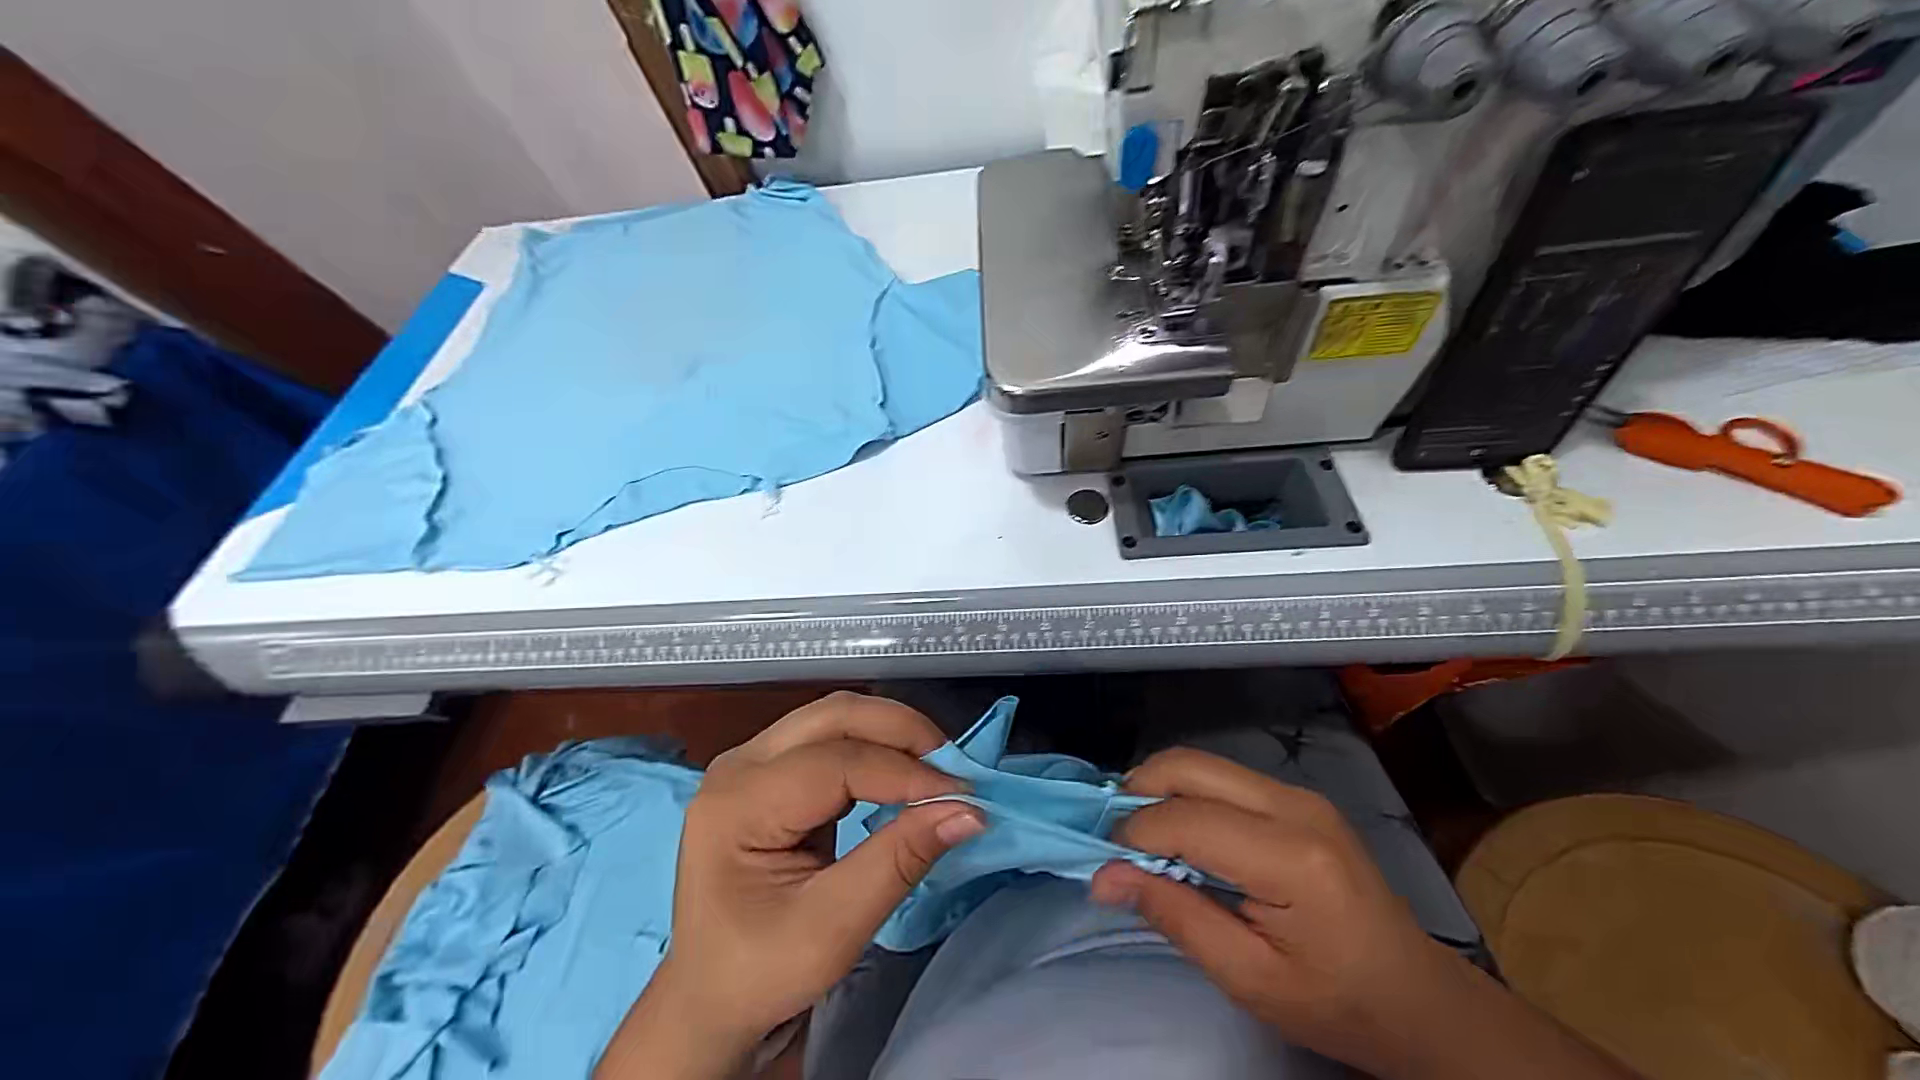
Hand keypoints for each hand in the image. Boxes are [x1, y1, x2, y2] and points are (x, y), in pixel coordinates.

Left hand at [597, 693, 984, 1079]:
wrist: (711, 999)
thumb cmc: (761, 973)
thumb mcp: (834, 929)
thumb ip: (899, 861)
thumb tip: (967, 810)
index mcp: (736, 804)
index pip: (836, 762)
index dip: (904, 772)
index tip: (963, 794)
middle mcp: (738, 766)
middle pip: (833, 717)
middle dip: (901, 731)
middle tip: (955, 766)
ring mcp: (750, 762)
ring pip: (835, 717)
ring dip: (892, 733)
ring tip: (937, 768)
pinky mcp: (770, 769)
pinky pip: (831, 736)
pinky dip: (876, 745)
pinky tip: (904, 772)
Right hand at [1090, 749, 1639, 1079]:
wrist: (1420, 1000)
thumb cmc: (1336, 1002)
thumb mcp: (1248, 979)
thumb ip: (1174, 916)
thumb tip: (1104, 877)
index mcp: (1291, 857)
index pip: (1186, 819)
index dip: (1133, 836)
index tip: (1104, 864)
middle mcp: (1295, 806)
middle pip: (1189, 767)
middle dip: (1136, 791)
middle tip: (1112, 837)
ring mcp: (1299, 794)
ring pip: (1201, 763)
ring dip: (1157, 789)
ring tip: (1138, 836)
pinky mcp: (1297, 797)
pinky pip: (1221, 776)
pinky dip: (1184, 794)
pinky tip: (1177, 832)